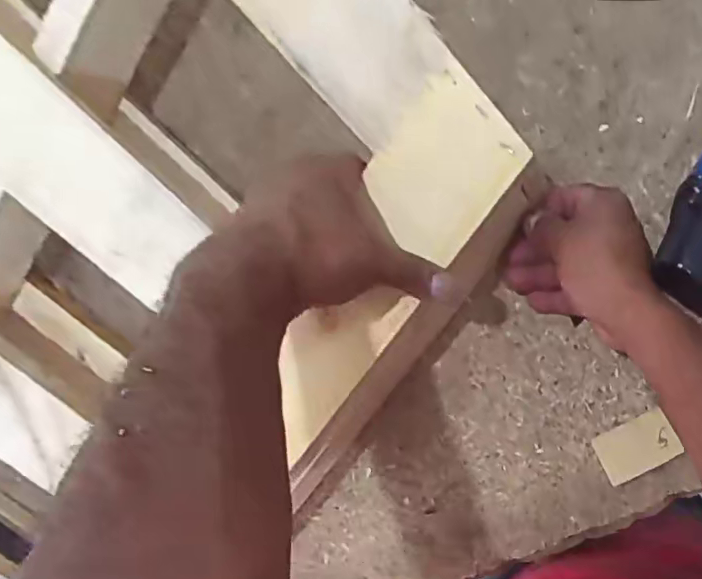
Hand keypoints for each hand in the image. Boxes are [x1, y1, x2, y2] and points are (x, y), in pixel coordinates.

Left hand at [223, 155, 451, 311]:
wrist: (251, 276)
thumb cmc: (322, 254)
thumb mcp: (379, 266)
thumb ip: (415, 274)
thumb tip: (456, 289)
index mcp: (328, 169)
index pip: (358, 167)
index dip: (377, 188)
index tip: (392, 211)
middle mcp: (292, 171)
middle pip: (332, 187)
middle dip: (351, 209)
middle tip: (375, 236)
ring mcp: (264, 194)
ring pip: (306, 206)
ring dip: (323, 226)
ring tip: (346, 254)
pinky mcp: (245, 222)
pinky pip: (285, 228)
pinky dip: (301, 244)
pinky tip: (314, 267)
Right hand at [504, 185, 665, 344]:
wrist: (628, 314)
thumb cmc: (594, 265)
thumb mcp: (560, 239)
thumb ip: (542, 227)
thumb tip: (534, 224)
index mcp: (604, 206)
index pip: (564, 198)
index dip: (537, 211)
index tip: (515, 223)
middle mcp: (609, 231)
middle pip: (563, 237)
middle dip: (533, 250)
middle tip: (507, 259)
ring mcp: (609, 264)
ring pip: (568, 266)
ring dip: (538, 275)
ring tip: (511, 283)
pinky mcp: (607, 292)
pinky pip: (577, 289)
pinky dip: (556, 294)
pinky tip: (532, 301)